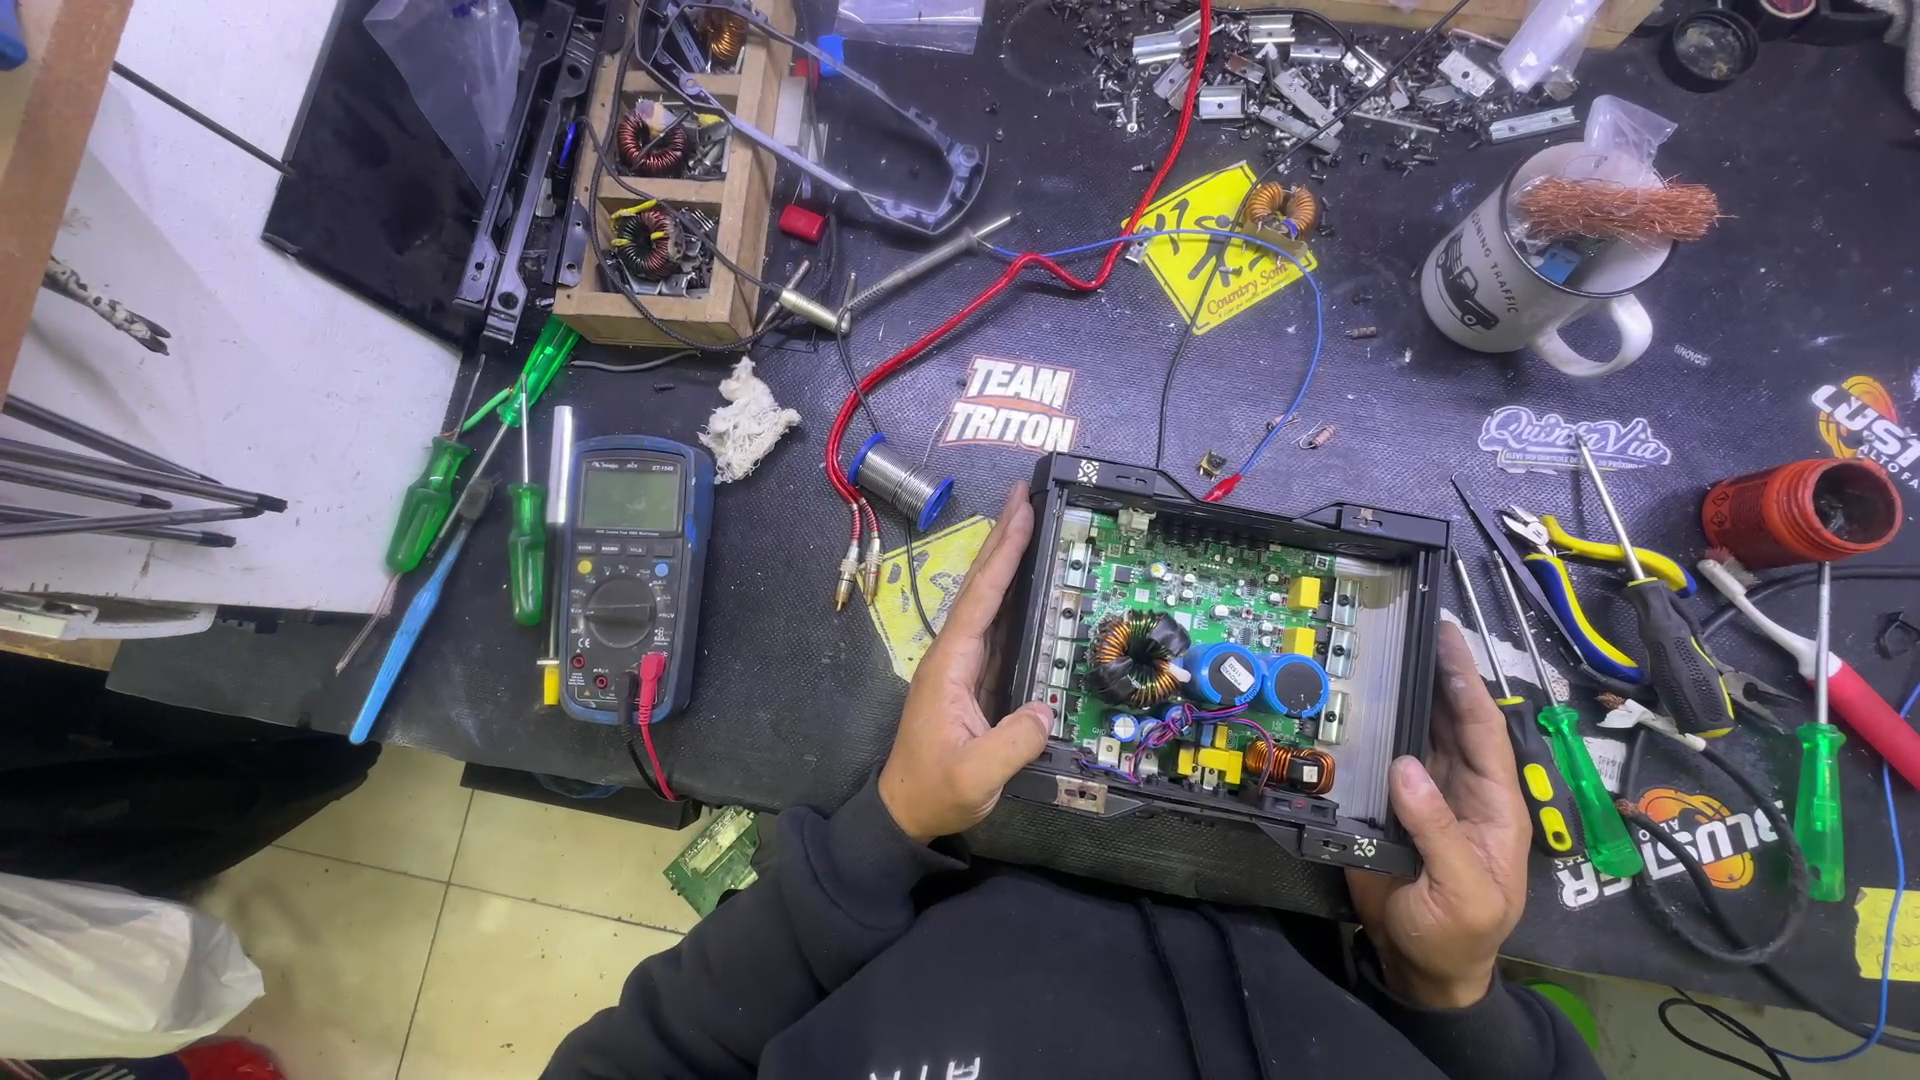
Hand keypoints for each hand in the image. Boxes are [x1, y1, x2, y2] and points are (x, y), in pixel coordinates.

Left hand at [878, 483, 1053, 843]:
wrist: (906, 810)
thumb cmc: (935, 790)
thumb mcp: (974, 776)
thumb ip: (1010, 744)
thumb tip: (1046, 707)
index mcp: (951, 664)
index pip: (981, 598)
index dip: (1003, 554)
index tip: (1022, 513)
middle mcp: (955, 653)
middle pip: (982, 586)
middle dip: (1003, 539)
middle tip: (1025, 495)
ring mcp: (965, 665)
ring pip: (989, 602)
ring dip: (1008, 562)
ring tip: (1029, 525)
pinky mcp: (976, 680)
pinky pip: (999, 628)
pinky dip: (1014, 599)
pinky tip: (1029, 586)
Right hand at [1345, 621, 1528, 1008]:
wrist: (1419, 960)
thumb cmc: (1460, 932)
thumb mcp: (1466, 892)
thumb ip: (1440, 832)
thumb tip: (1405, 767)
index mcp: (1493, 803)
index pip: (1483, 730)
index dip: (1467, 683)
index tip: (1447, 639)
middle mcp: (1457, 786)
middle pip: (1448, 718)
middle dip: (1434, 672)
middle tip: (1409, 626)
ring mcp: (1420, 791)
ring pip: (1413, 730)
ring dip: (1400, 692)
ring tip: (1379, 651)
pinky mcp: (1384, 801)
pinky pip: (1377, 755)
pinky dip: (1368, 726)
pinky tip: (1352, 701)